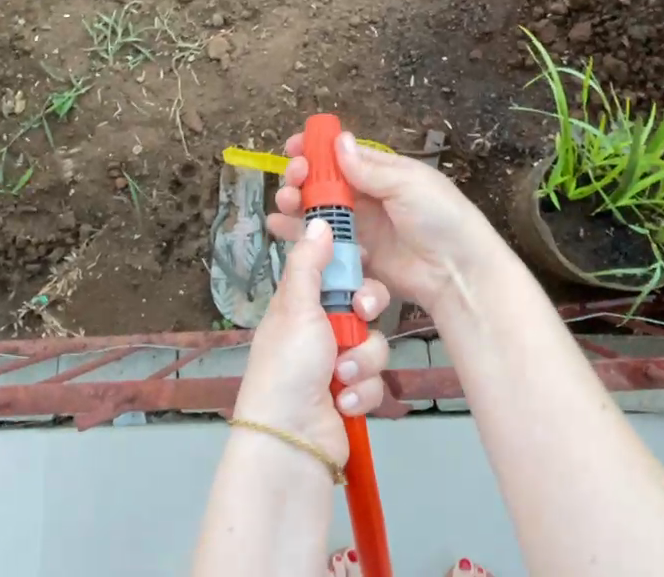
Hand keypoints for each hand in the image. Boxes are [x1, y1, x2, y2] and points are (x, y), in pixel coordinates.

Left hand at [233, 219, 391, 464]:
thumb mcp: (296, 307)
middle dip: (365, 317)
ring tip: (342, 379)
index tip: (363, 264)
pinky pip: (375, 380)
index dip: (352, 267)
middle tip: (359, 317)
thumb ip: (309, 264)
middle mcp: (317, 330)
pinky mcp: (351, 394)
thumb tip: (319, 222)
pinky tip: (345, 403)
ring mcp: (335, 363)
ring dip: (363, 362)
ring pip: (373, 344)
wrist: (291, 441)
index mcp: (299, 304)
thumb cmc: (288, 365)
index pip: (333, 271)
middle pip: (362, 306)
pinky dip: (363, 392)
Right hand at [267, 131, 507, 311]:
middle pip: (322, 183)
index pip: (341, 155)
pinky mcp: (354, 257)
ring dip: (295, 204)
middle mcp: (365, 198)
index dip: (315, 149)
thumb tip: (339, 141)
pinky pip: (322, 243)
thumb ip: (369, 169)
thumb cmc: (440, 217)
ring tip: (283, 204)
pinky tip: (279, 228)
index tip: (293, 147)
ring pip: (317, 212)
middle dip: (300, 177)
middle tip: (292, 180)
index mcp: (381, 173)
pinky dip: (298, 234)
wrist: (458, 272)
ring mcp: (358, 228)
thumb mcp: (408, 184)